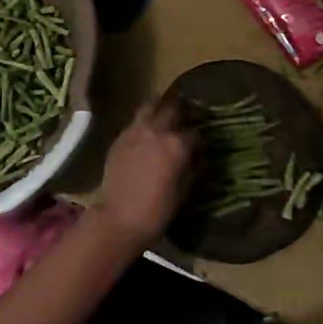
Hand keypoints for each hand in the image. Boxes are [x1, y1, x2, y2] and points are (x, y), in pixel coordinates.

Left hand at [97, 96, 195, 246]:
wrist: (122, 216)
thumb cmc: (159, 208)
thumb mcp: (185, 189)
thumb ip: (193, 166)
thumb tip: (199, 156)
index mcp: (177, 144)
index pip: (196, 132)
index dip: (201, 137)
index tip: (202, 142)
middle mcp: (156, 131)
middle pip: (172, 109)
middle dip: (182, 112)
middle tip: (187, 118)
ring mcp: (134, 132)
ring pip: (149, 107)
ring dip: (159, 109)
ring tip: (165, 116)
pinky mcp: (119, 138)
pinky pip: (134, 123)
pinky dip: (143, 123)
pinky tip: (146, 134)